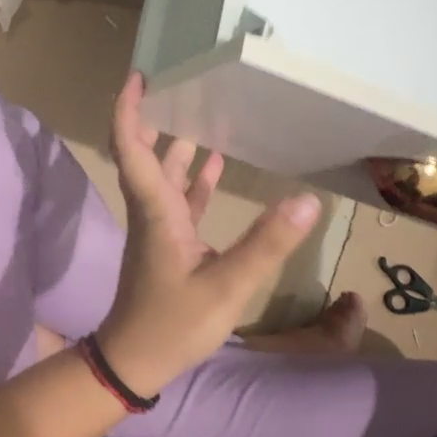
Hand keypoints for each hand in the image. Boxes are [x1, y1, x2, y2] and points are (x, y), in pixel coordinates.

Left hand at [96, 72, 322, 394]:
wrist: (134, 359)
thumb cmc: (173, 324)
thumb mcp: (227, 287)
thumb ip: (266, 244)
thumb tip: (307, 199)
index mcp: (155, 211)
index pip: (131, 149)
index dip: (128, 110)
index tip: (138, 77)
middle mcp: (151, 211)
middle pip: (144, 152)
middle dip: (156, 116)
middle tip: (180, 84)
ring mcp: (158, 227)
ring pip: (162, 174)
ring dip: (177, 143)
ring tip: (204, 109)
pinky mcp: (168, 243)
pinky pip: (179, 199)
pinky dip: (194, 178)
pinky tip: (216, 161)